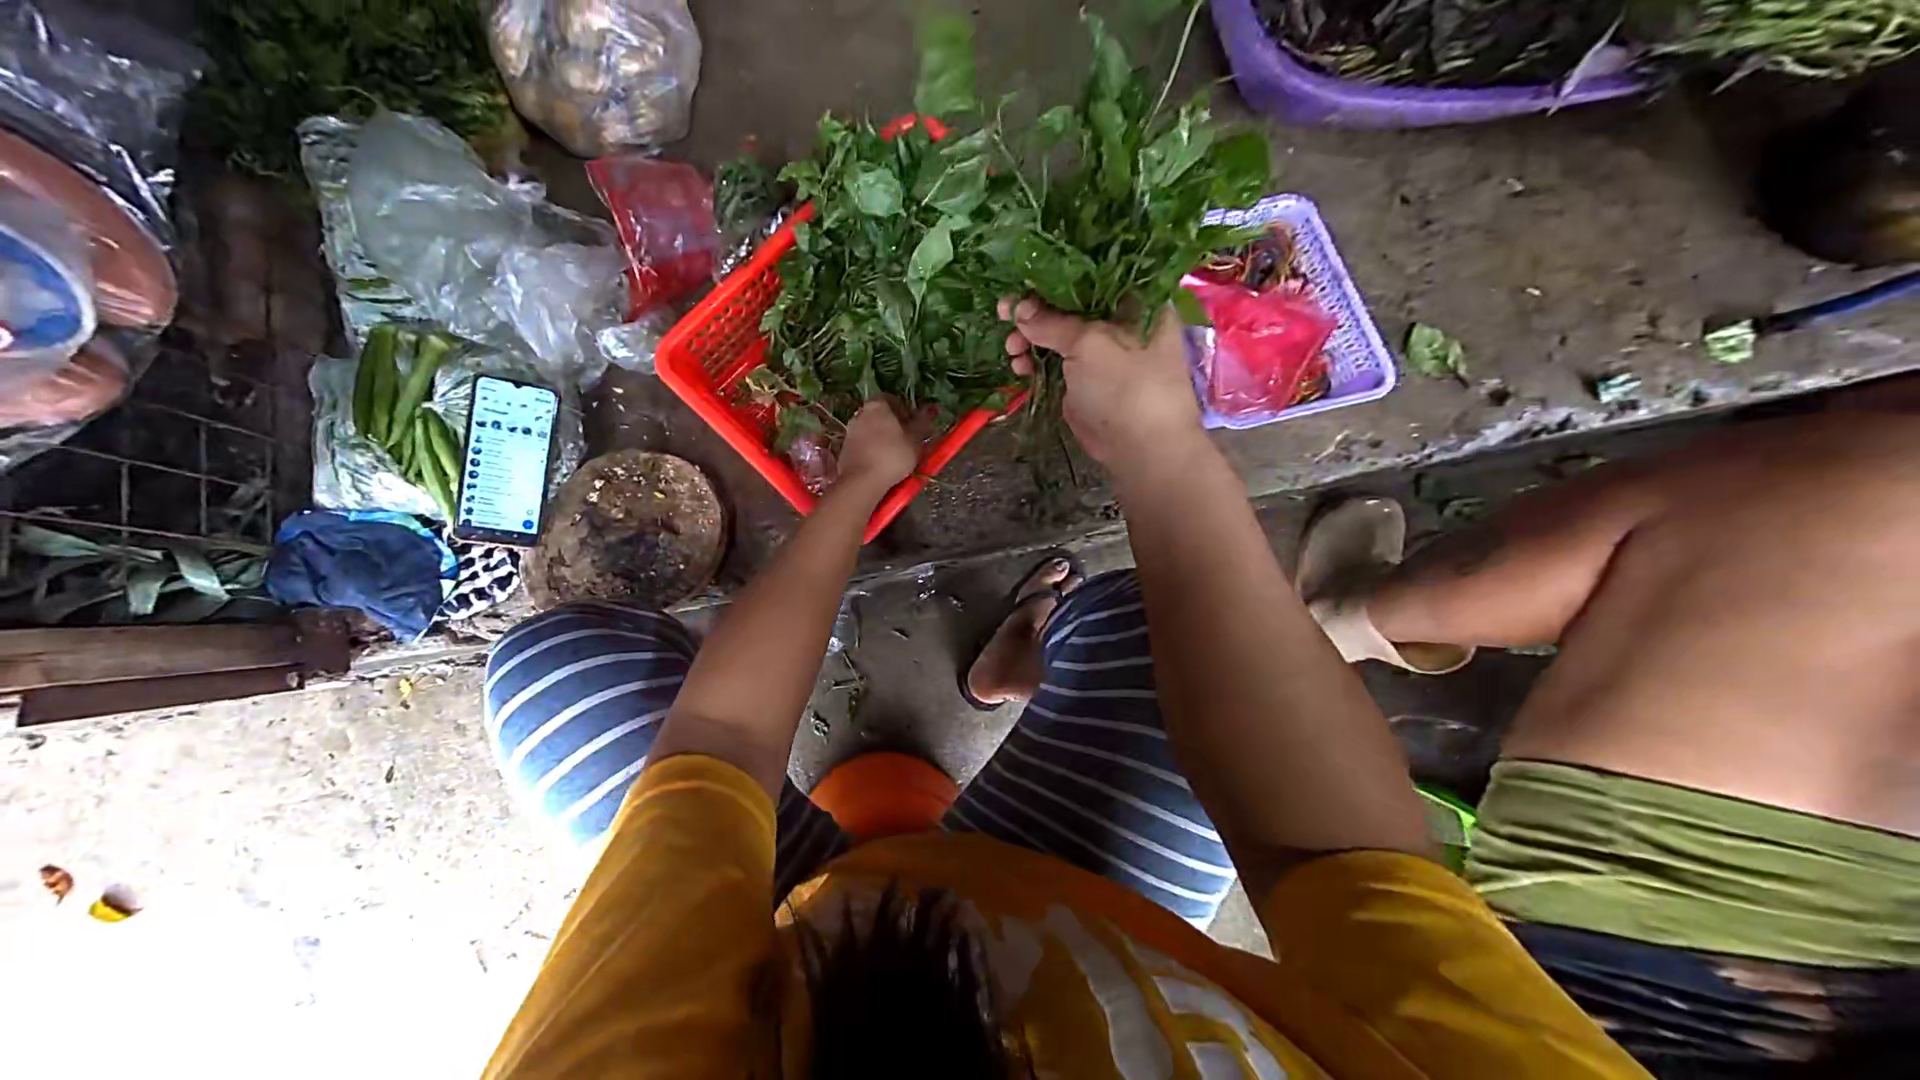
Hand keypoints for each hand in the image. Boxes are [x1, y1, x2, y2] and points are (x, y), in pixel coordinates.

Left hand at [835, 398, 917, 497]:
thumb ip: (923, 422)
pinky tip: (882, 464)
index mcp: (877, 405)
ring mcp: (849, 433)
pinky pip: (863, 446)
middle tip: (907, 439)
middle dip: (893, 425)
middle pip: (880, 415)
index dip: (905, 410)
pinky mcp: (844, 450)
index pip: (892, 399)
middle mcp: (859, 414)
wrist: (861, 482)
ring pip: (871, 431)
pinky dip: (873, 451)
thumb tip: (931, 409)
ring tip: (896, 455)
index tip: (914, 424)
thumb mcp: (915, 440)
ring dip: (883, 439)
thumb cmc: (892, 456)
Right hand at [1000, 297, 1205, 472]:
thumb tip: (1018, 309)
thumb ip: (1052, 322)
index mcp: (1134, 300)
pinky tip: (1019, 365)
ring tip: (1012, 349)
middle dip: (1034, 311)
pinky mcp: (1086, 380)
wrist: (1141, 447)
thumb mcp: (1089, 343)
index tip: (1020, 281)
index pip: (1089, 274)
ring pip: (1058, 334)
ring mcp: (1102, 352)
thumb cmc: (1127, 385)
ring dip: (1029, 338)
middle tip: (1004, 315)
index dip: (1052, 277)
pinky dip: (1035, 361)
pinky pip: (1055, 361)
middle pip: (1069, 305)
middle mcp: (1119, 321)